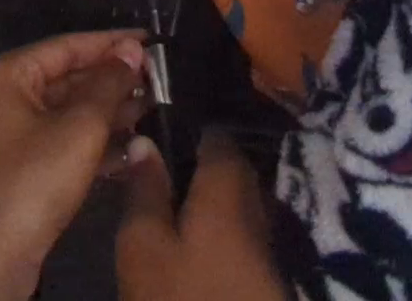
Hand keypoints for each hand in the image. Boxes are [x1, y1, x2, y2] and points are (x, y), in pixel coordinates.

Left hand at [0, 30, 149, 300]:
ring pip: (66, 111)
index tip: (149, 40)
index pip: (66, 47)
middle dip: (111, 80)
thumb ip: (108, 84)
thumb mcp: (79, 129)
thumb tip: (131, 48)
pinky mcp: (18, 168)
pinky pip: (60, 140)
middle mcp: (2, 98)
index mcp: (5, 76)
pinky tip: (130, 147)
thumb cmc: (30, 183)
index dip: (110, 42)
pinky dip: (92, 141)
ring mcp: (8, 135)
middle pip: (66, 78)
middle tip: (157, 77)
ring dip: (107, 111)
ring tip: (152, 107)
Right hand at [116, 129, 286, 299]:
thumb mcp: (144, 246)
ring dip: (209, 201)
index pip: (214, 134)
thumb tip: (144, 140)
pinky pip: (241, 233)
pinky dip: (220, 231)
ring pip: (236, 202)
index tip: (158, 130)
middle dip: (198, 165)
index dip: (186, 127)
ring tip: (171, 210)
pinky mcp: (268, 276)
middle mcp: (255, 202)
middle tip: (159, 174)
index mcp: (226, 184)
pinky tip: (195, 246)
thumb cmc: (183, 300)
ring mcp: (266, 241)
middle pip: (229, 167)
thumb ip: (144, 190)